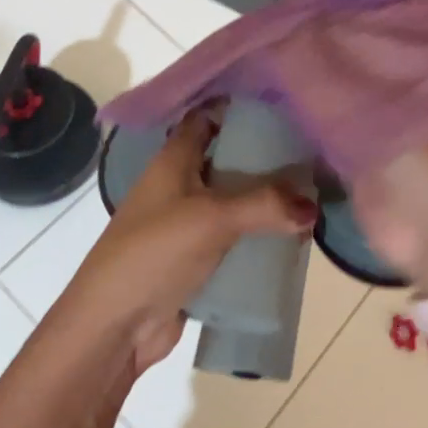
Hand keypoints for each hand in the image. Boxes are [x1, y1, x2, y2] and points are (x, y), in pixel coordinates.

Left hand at [64, 110, 317, 373]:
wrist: (112, 327)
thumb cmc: (154, 253)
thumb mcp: (212, 218)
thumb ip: (265, 206)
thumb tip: (315, 208)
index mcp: (173, 160)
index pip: (206, 117)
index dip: (238, 106)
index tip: (281, 100)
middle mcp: (179, 185)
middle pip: (226, 159)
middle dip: (264, 155)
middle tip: (311, 148)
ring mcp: (185, 224)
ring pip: (233, 201)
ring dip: (265, 200)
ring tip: (312, 190)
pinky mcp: (194, 261)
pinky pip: (233, 239)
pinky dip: (258, 237)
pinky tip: (292, 236)